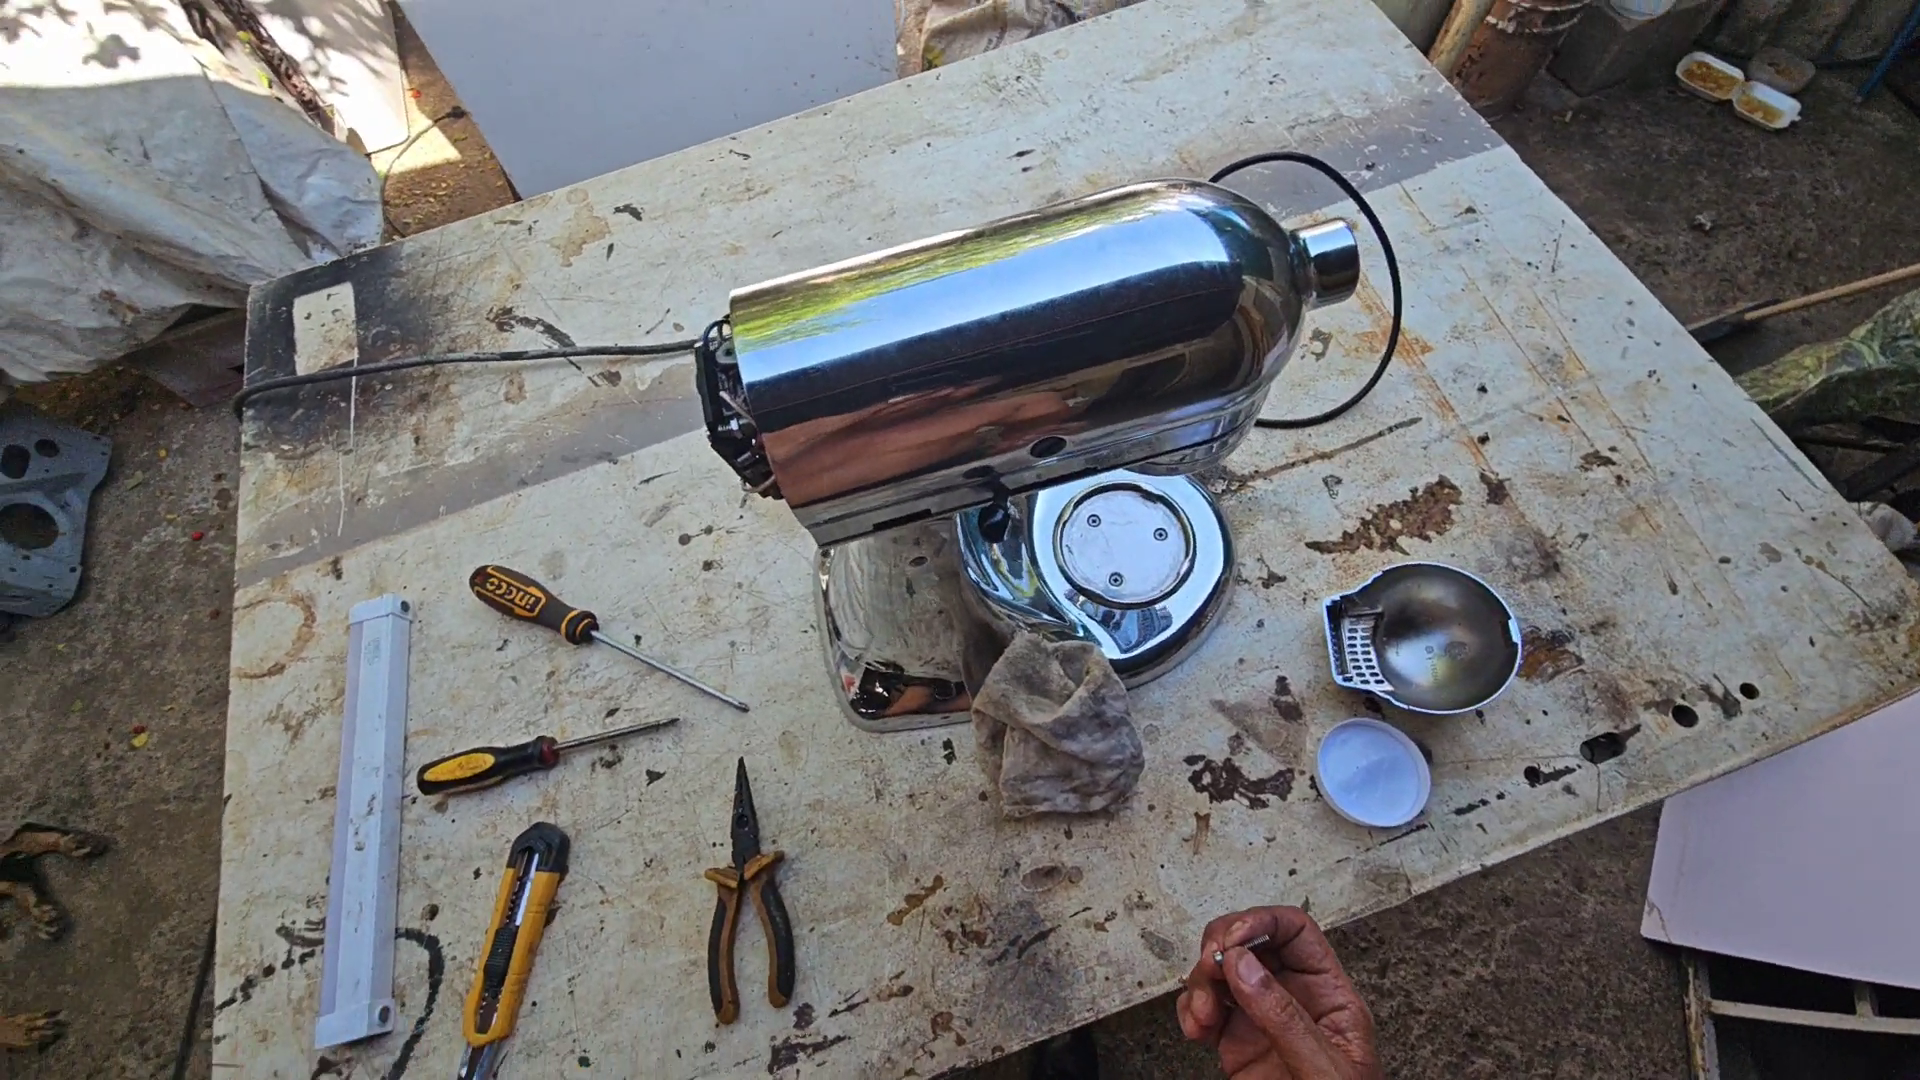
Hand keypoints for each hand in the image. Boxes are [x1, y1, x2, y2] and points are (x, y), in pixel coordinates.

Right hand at [1174, 906, 1381, 1079]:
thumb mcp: (1324, 1075)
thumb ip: (1286, 1019)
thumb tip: (1244, 964)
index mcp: (1328, 997)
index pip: (1295, 931)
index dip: (1262, 922)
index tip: (1233, 942)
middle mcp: (1292, 997)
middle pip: (1249, 940)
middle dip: (1220, 947)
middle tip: (1209, 970)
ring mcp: (1260, 1017)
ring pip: (1220, 967)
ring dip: (1200, 983)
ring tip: (1201, 1017)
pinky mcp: (1234, 1039)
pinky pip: (1203, 1003)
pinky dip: (1190, 1009)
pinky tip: (1195, 1031)